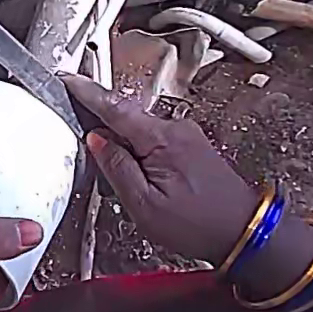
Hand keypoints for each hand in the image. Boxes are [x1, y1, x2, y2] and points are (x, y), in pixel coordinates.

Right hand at [62, 74, 259, 264]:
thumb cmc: (197, 224)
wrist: (244, 232)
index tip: (68, 79)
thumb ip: (116, 168)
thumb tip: (96, 140)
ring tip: (124, 182)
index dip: (87, 93)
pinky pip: (153, 140)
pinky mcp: (190, 145)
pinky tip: (140, 179)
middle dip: (103, 130)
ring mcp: (185, 135)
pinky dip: (138, 152)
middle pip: (125, 118)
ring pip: (139, 132)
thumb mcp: (144, 205)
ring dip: (123, 147)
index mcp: (161, 139)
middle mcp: (175, 129)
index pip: (115, 108)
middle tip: (88, 154)